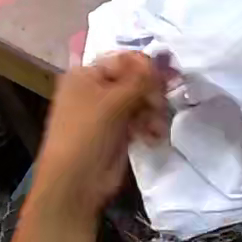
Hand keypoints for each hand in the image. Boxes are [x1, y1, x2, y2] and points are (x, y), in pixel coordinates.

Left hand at [30, 51, 168, 219]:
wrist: (75, 182)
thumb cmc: (87, 134)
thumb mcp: (113, 102)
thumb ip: (141, 79)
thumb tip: (161, 60)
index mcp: (85, 75)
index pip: (123, 60)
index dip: (145, 67)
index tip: (166, 77)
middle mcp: (95, 90)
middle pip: (134, 81)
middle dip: (151, 92)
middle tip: (159, 105)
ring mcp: (107, 113)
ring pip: (140, 102)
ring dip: (153, 112)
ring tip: (155, 127)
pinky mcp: (118, 133)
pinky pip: (140, 121)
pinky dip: (148, 127)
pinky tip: (153, 137)